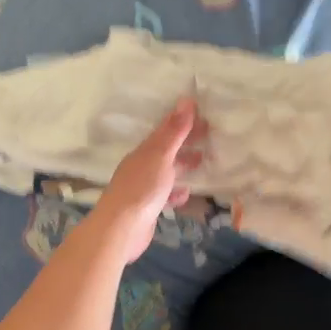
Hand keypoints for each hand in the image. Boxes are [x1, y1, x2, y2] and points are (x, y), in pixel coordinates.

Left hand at [88, 99, 205, 262]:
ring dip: (182, 165)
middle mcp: (142, 166)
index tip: (205, 115)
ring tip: (202, 163)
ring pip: (166, 172)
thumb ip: (174, 131)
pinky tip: (186, 194)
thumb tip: (186, 100)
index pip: (166, 130)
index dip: (184, 122)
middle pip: (167, 150)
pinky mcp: (147, 208)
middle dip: (186, 142)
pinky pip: (165, 195)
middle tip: (209, 136)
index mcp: (144, 152)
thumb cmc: (142, 189)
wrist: (121, 229)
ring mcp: (143, 188)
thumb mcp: (160, 156)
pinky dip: (176, 192)